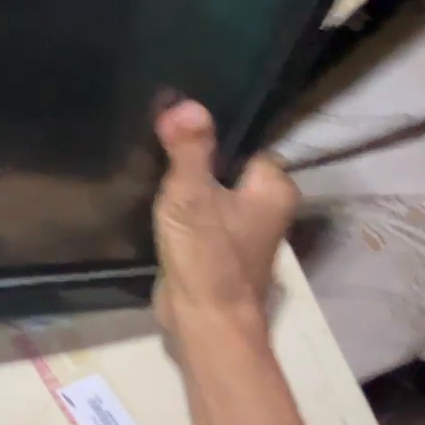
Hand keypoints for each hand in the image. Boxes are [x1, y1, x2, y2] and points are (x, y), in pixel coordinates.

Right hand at [151, 100, 296, 342]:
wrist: (204, 321)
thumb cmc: (206, 257)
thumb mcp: (190, 196)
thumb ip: (188, 150)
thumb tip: (186, 103)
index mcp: (273, 189)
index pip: (244, 144)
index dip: (211, 135)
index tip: (174, 127)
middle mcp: (267, 208)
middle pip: (226, 167)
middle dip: (196, 160)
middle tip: (155, 146)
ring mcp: (244, 232)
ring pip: (213, 192)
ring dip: (187, 186)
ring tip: (151, 170)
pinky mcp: (219, 249)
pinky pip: (202, 215)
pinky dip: (183, 210)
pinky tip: (156, 205)